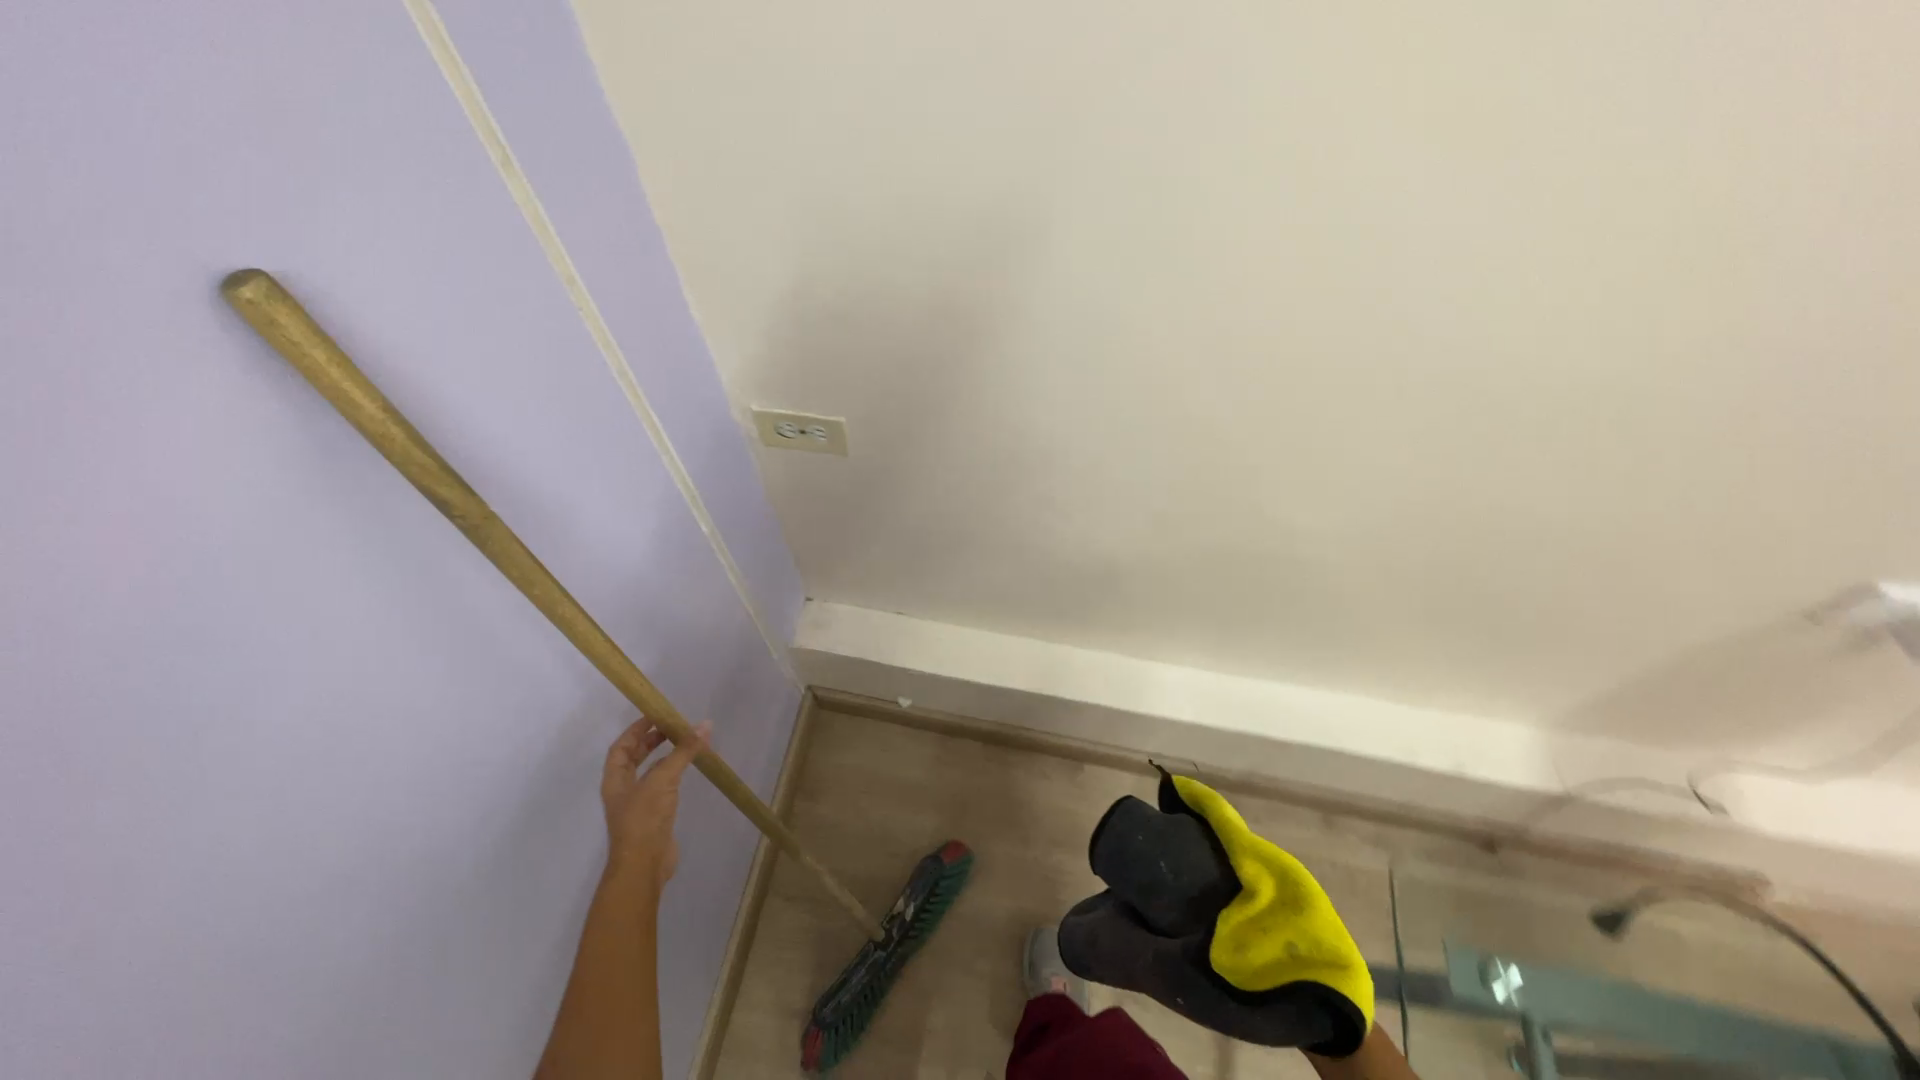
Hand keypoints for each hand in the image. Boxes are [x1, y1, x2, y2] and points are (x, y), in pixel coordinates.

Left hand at [600, 716, 708, 891]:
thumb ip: (684, 752)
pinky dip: (672, 775)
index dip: (636, 730)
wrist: (644, 864)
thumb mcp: (663, 779)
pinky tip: (685, 773)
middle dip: (650, 742)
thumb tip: (705, 725)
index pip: (621, 747)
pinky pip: (661, 788)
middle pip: (633, 759)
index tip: (655, 715)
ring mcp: (637, 805)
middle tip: (671, 727)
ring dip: (663, 757)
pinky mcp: (653, 817)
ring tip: (682, 745)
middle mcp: (623, 790)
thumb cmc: (644, 818)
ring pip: (648, 773)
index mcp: (615, 779)